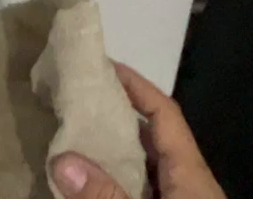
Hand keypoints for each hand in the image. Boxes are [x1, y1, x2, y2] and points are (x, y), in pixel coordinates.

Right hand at [49, 62, 225, 198]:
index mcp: (192, 178)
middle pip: (151, 142)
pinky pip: (140, 197)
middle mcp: (189, 190)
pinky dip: (115, 188)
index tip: (101, 65)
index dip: (136, 85)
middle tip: (72, 103)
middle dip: (114, 120)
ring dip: (111, 157)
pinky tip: (86, 191)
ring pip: (144, 174)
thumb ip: (104, 196)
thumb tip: (60, 157)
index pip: (164, 114)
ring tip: (70, 141)